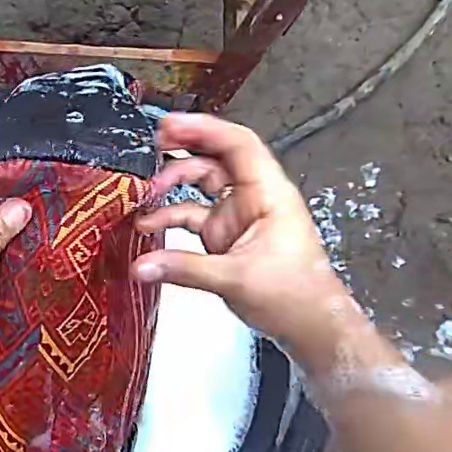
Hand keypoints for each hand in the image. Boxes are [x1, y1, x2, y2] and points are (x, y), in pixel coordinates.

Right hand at [132, 113, 380, 373]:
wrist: (310, 326)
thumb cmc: (294, 296)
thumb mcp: (236, 279)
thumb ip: (184, 269)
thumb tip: (142, 265)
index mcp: (268, 194)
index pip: (238, 145)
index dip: (204, 129)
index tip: (170, 125)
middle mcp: (252, 198)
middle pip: (214, 159)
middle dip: (182, 150)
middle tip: (151, 146)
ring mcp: (236, 217)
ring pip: (200, 186)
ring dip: (172, 186)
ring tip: (144, 195)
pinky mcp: (224, 237)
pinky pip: (192, 216)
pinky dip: (169, 218)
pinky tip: (149, 226)